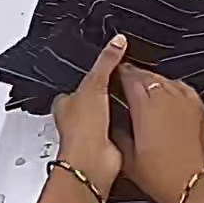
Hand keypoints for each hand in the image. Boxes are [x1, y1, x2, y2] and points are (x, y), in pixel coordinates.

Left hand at [51, 35, 126, 192]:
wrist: (94, 161)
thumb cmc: (82, 129)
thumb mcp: (95, 84)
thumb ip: (106, 62)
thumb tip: (117, 41)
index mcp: (66, 103)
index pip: (76, 84)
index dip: (90, 74)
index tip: (103, 65)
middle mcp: (77, 118)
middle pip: (93, 98)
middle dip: (107, 91)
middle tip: (123, 77)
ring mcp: (94, 132)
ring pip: (108, 113)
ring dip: (119, 107)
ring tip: (134, 93)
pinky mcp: (110, 143)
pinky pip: (122, 127)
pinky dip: (129, 121)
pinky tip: (137, 115)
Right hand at [112, 66, 203, 202]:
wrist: (199, 187)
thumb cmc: (165, 177)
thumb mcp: (129, 160)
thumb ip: (118, 135)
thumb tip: (112, 125)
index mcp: (146, 105)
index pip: (129, 77)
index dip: (119, 73)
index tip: (113, 74)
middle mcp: (167, 97)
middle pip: (147, 75)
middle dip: (134, 76)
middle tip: (125, 80)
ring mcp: (186, 100)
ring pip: (165, 79)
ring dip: (153, 81)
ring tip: (144, 88)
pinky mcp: (201, 108)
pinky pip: (182, 88)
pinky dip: (172, 88)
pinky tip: (168, 95)